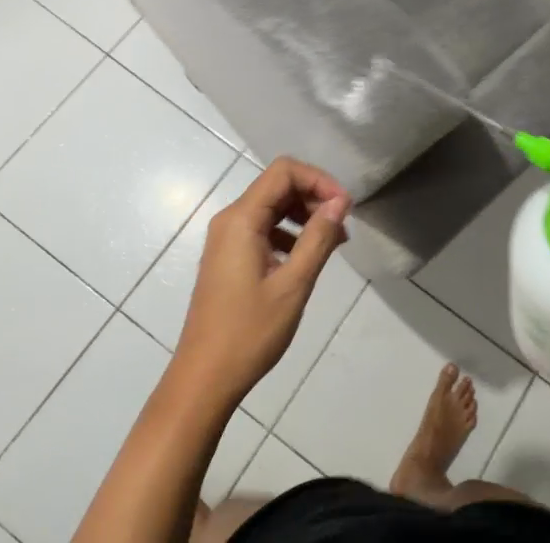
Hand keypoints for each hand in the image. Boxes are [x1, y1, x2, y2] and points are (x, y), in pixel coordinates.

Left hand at [174, 157, 351, 397]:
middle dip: (314, 197)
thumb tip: (340, 203)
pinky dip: (289, 234)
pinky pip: (263, 229)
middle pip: (277, 186)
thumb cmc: (249, 332)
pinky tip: (307, 258)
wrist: (204, 377)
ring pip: (271, 207)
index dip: (319, 180)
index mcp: (241, 219)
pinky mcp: (228, 257)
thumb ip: (318, 239)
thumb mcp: (293, 284)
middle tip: (342, 226)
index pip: (284, 172)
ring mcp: (226, 239)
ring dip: (304, 215)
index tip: (345, 208)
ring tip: (333, 243)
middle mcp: (230, 220)